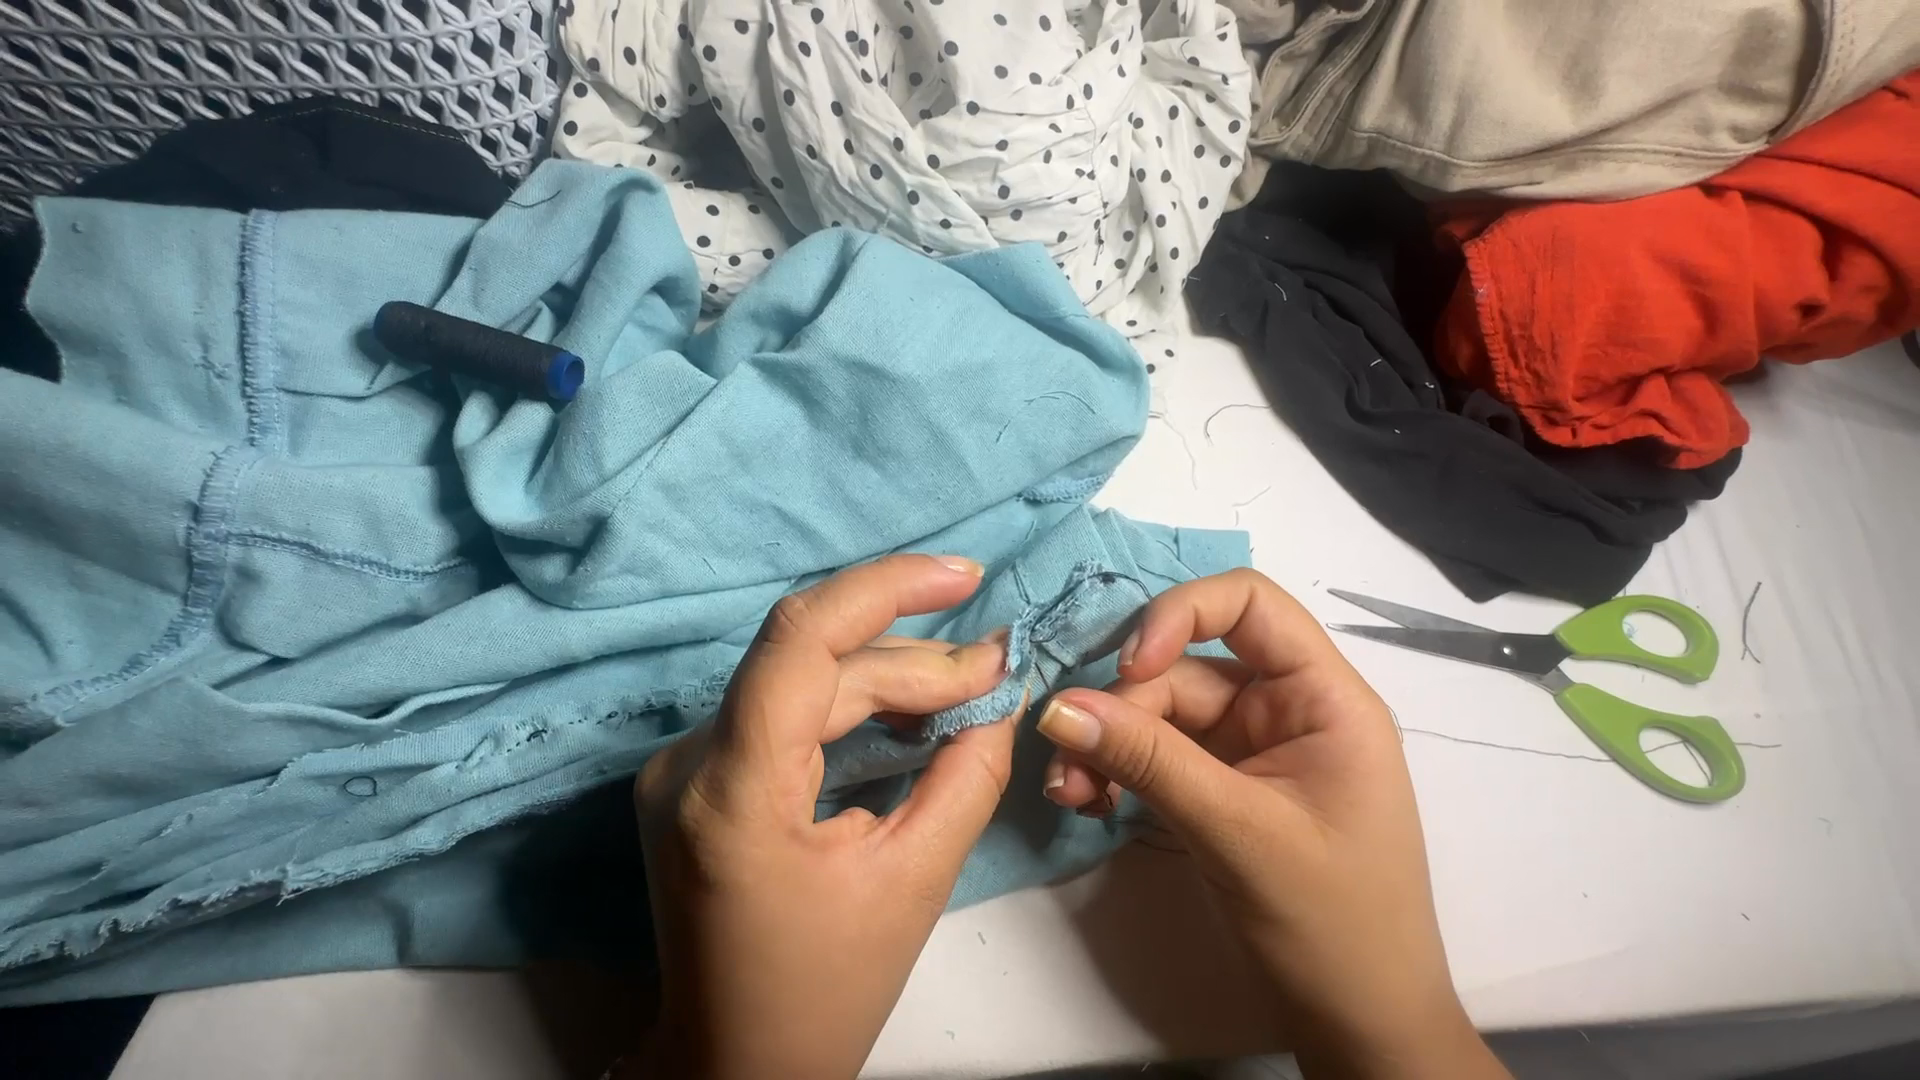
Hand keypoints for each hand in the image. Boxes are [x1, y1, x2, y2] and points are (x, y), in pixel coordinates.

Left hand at [632, 555, 1018, 1079]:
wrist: (732, 1063)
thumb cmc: (825, 992)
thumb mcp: (916, 880)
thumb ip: (969, 773)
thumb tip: (1001, 693)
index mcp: (732, 790)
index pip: (800, 639)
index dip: (886, 588)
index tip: (965, 576)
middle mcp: (691, 759)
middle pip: (816, 664)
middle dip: (915, 661)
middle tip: (994, 668)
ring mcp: (686, 764)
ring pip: (804, 680)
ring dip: (891, 676)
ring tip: (967, 685)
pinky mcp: (701, 772)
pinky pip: (789, 709)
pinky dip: (857, 701)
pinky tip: (912, 705)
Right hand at [1036, 569, 1508, 1079]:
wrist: (1355, 1026)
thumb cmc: (1331, 923)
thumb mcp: (1237, 831)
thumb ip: (1147, 761)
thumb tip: (1056, 707)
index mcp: (1322, 697)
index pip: (1249, 603)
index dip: (1182, 614)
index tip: (1131, 665)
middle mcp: (1283, 707)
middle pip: (1184, 668)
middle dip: (1122, 707)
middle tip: (1069, 757)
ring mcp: (1247, 747)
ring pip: (1158, 713)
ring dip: (1106, 744)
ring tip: (1069, 792)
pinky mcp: (1217, 785)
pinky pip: (1154, 755)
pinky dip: (1117, 771)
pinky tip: (1088, 801)